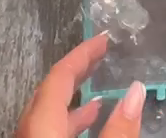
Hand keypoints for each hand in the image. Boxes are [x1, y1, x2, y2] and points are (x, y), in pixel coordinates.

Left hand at [14, 33, 146, 137]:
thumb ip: (118, 128)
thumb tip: (137, 89)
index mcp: (41, 124)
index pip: (59, 76)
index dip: (82, 54)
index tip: (104, 38)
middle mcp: (28, 131)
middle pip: (49, 92)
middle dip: (76, 71)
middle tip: (101, 55)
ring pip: (46, 115)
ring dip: (73, 101)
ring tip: (98, 96)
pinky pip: (45, 132)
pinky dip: (66, 122)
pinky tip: (88, 125)